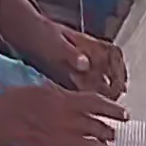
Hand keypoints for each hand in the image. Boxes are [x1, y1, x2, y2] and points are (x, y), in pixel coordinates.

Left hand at [0, 0, 127, 98]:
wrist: (24, 34)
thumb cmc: (40, 34)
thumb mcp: (55, 41)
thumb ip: (70, 53)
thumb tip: (84, 64)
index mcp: (90, 44)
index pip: (115, 55)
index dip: (120, 70)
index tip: (119, 84)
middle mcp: (91, 56)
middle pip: (112, 75)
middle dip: (114, 90)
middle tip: (112, 104)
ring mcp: (85, 68)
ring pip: (103, 85)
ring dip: (104, 98)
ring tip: (102, 111)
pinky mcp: (76, 78)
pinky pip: (90, 92)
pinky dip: (90, 102)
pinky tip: (86, 110)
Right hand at [0, 84, 125, 145]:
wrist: (3, 119)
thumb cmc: (21, 102)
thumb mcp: (47, 90)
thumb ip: (67, 97)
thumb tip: (82, 103)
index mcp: (68, 101)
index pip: (99, 104)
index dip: (115, 111)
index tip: (126, 115)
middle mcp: (72, 121)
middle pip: (102, 129)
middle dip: (109, 133)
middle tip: (110, 134)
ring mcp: (67, 140)